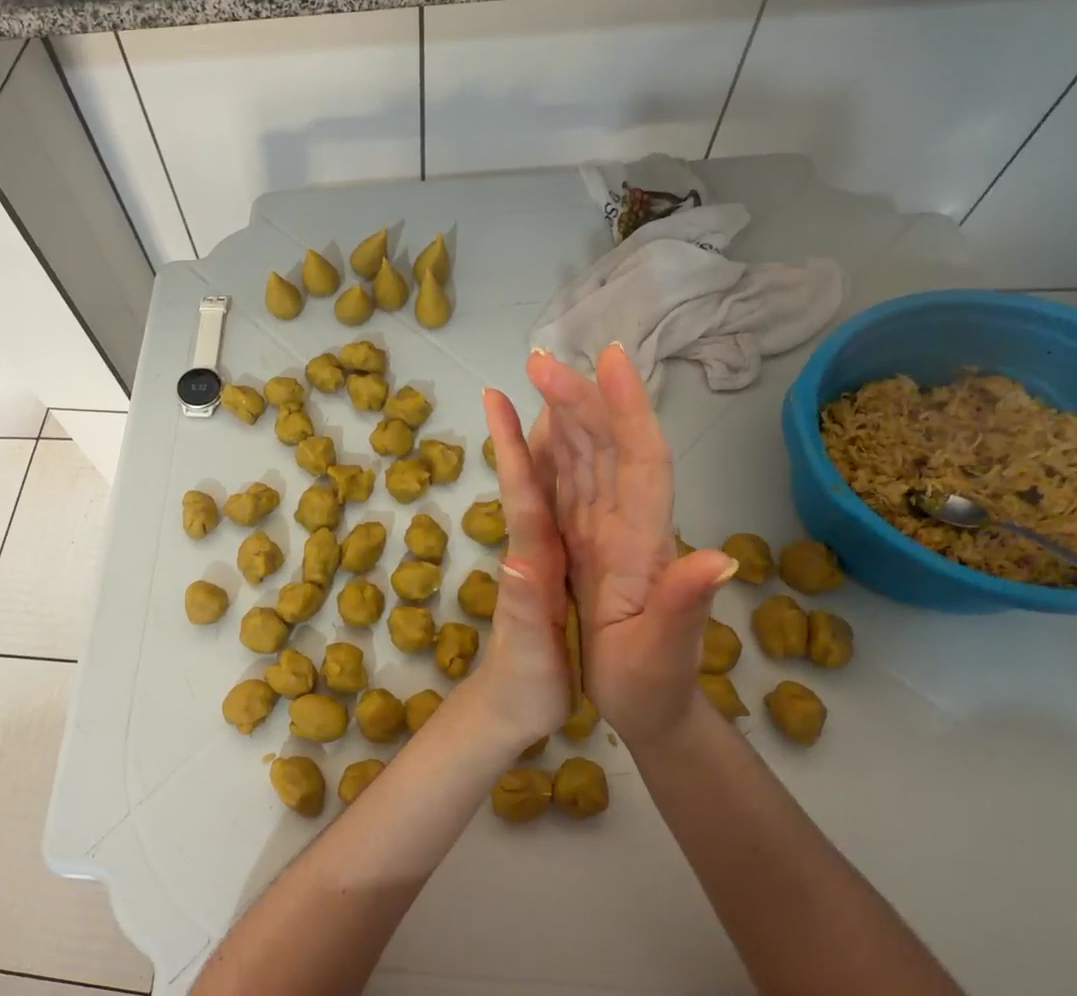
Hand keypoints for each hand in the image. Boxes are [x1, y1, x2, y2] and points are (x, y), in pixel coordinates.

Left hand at [455, 386, 570, 748]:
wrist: (508, 711)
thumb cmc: (524, 687)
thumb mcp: (529, 658)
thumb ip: (525, 614)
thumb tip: (519, 565)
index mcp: (532, 560)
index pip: (525, 494)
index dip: (516, 447)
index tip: (502, 395)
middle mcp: (533, 545)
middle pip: (537, 473)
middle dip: (539, 420)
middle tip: (543, 365)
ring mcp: (542, 551)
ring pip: (550, 482)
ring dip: (552, 435)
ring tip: (556, 391)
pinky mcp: (553, 563)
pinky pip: (562, 506)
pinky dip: (567, 472)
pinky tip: (574, 456)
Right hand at [526, 344, 738, 750]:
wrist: (651, 708)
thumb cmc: (653, 686)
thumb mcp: (664, 656)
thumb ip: (685, 609)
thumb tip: (717, 559)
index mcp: (643, 542)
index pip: (642, 461)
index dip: (629, 408)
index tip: (610, 360)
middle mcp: (626, 524)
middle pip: (607, 447)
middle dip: (580, 397)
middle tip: (540, 361)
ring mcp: (604, 531)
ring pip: (586, 458)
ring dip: (565, 414)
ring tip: (536, 378)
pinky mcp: (585, 543)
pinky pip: (564, 487)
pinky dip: (547, 453)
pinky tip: (532, 433)